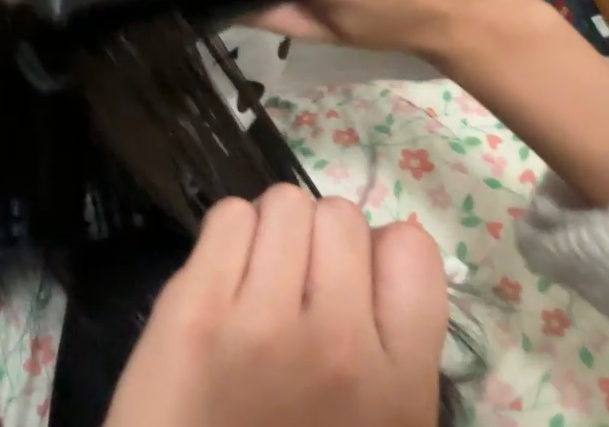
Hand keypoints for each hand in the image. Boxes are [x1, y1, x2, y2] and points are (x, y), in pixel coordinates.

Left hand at [104, 186, 447, 426]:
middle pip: (339, 214)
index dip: (377, 252)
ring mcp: (265, 322)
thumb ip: (389, 346)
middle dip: (316, 236)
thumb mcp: (376, 426)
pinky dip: (226, 234)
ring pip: (283, 204)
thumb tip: (380, 246)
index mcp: (401, 387)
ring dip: (269, 230)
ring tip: (254, 278)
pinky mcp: (196, 307)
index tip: (350, 279)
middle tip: (291, 281)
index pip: (413, 251)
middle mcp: (342, 345)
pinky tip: (219, 279)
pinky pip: (228, 215)